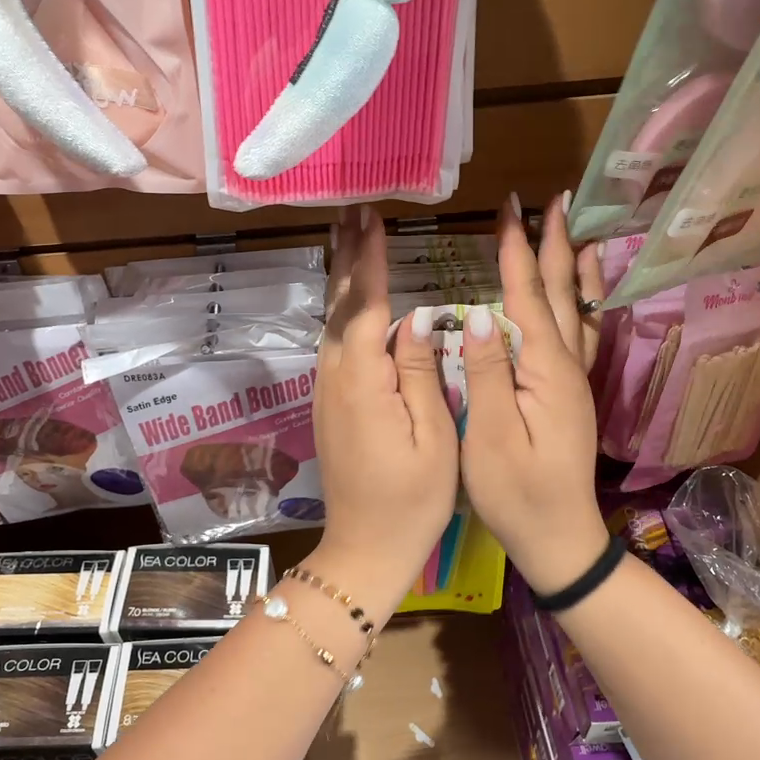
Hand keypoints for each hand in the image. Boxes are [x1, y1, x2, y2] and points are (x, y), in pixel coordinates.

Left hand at [307, 206, 459, 607]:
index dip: (369, 260)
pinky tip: (351, 301)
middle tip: (352, 212)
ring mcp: (326, 391)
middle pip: (338, 306)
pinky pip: (334, 344)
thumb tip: (418, 318)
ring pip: (331, 323)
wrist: (365, 547)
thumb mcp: (434, 436)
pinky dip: (342, 312)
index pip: (364, 305)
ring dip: (341, 280)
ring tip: (350, 239)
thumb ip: (422, 372)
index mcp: (362, 381)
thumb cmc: (413, 499)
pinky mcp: (328, 405)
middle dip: (346, 257)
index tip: (372, 218)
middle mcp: (334, 377)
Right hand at [460, 193, 609, 593]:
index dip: (517, 251)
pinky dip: (582, 304)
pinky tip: (580, 297)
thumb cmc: (516, 493)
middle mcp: (568, 368)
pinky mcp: (571, 396)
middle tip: (553, 201)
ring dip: (573, 268)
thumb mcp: (489, 436)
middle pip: (559, 295)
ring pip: (576, 311)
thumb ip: (487, 373)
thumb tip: (480, 311)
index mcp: (545, 372)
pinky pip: (580, 335)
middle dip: (552, 245)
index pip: (527, 298)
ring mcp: (574, 382)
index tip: (510, 208)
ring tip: (578, 232)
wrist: (559, 538)